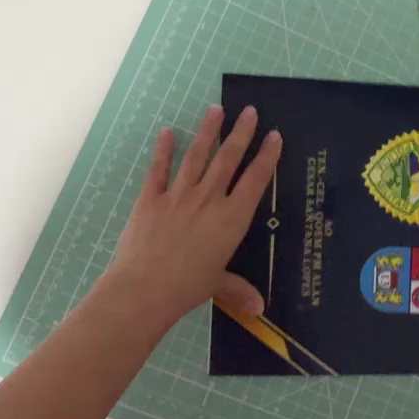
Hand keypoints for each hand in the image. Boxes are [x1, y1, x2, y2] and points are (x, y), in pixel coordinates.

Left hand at [98, 104, 281, 331]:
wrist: (144, 288)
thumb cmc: (187, 288)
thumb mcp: (218, 286)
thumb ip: (239, 290)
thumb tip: (260, 308)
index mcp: (232, 219)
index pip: (255, 181)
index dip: (266, 157)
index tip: (274, 135)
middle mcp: (209, 200)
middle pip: (228, 159)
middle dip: (241, 133)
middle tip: (249, 111)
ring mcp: (178, 196)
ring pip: (197, 156)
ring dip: (207, 132)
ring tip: (215, 110)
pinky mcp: (151, 199)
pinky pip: (159, 170)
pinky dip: (163, 150)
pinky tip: (167, 133)